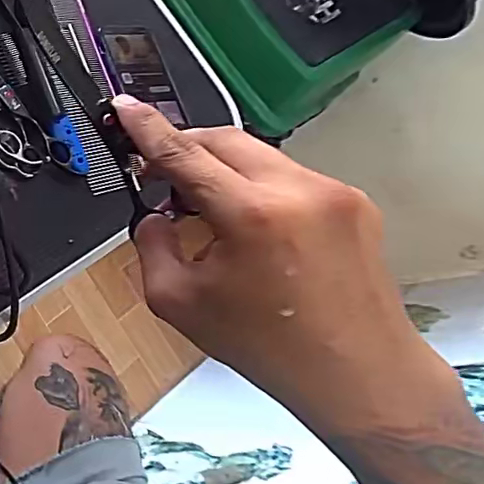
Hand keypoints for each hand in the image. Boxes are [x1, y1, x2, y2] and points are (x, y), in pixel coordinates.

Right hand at [113, 96, 463, 425]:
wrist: (358, 374)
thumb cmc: (271, 348)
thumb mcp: (181, 304)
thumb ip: (152, 247)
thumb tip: (154, 217)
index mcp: (251, 216)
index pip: (184, 153)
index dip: (146, 127)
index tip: (126, 108)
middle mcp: (297, 191)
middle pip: (222, 139)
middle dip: (185, 148)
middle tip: (160, 176)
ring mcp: (332, 192)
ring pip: (258, 155)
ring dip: (222, 170)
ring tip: (205, 209)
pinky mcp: (352, 202)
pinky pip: (289, 176)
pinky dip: (258, 188)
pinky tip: (251, 227)